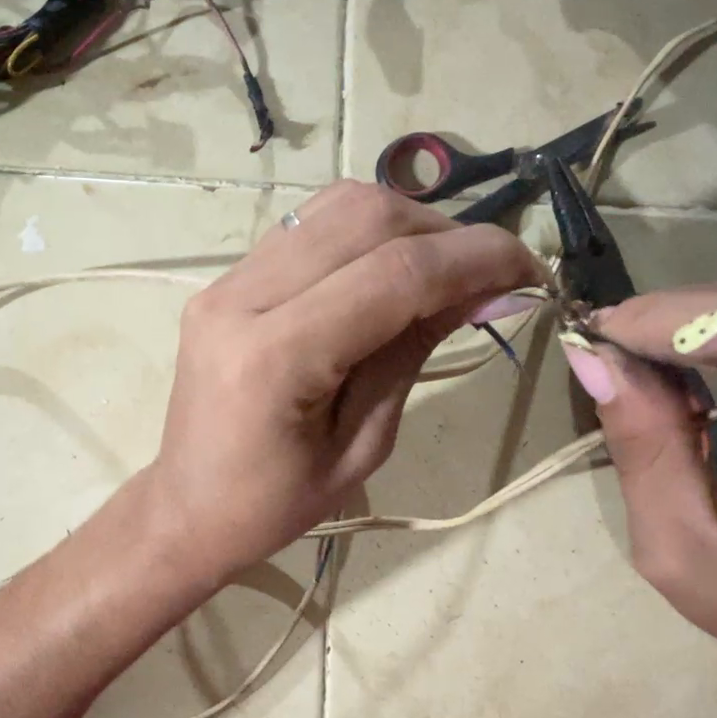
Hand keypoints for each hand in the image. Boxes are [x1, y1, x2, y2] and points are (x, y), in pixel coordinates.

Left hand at [144, 181, 539, 579]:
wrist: (187, 510)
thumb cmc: (274, 506)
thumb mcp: (361, 448)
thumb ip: (412, 355)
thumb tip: (481, 290)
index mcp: (276, 358)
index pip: (395, 273)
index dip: (475, 260)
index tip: (529, 272)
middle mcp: (241, 300)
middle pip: (365, 217)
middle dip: (446, 233)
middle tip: (487, 276)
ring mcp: (223, 285)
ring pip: (335, 207)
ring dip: (406, 224)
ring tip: (443, 272)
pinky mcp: (221, 284)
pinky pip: (305, 231)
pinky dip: (361, 236)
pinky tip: (388, 272)